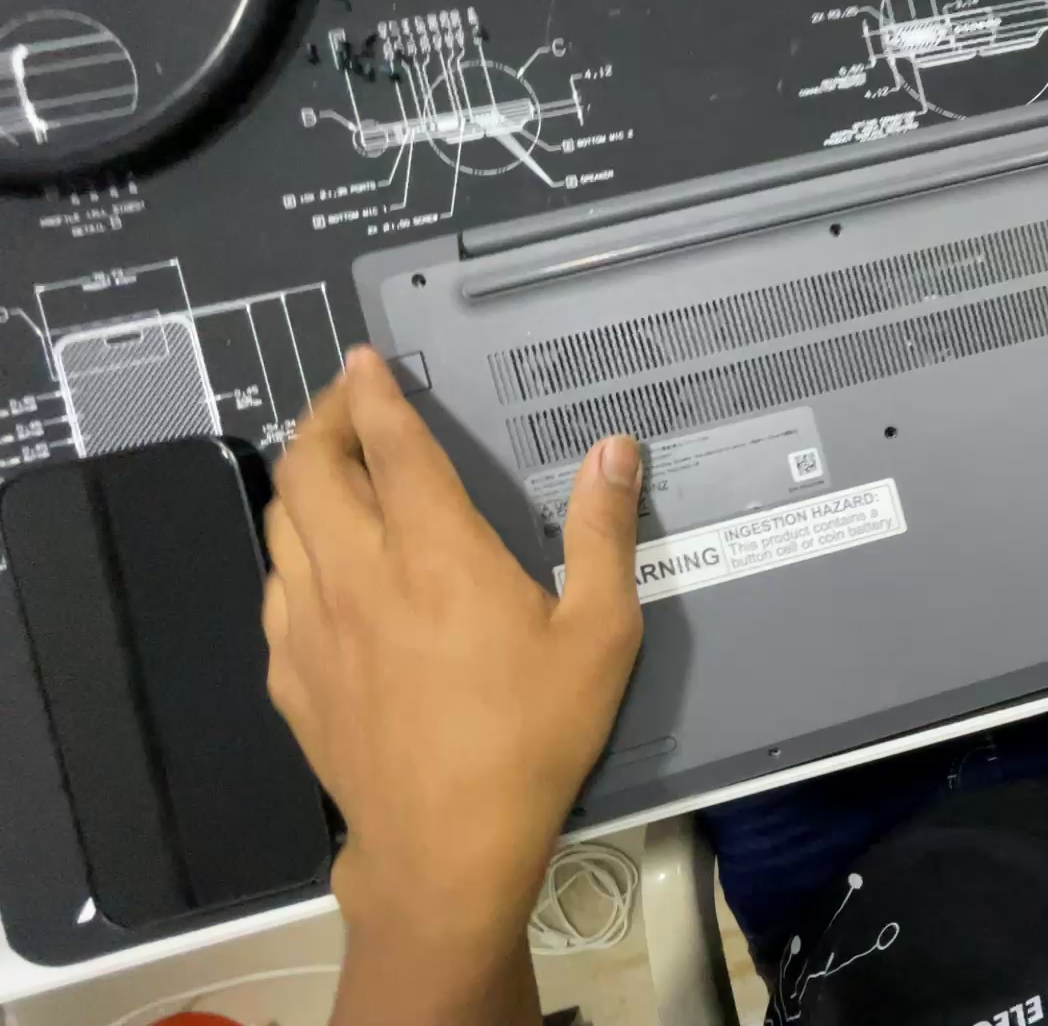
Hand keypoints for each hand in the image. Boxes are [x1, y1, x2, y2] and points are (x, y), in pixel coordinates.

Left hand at [262, 348, 644, 946]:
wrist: (450, 840)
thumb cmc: (537, 727)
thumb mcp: (601, 627)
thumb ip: (603, 531)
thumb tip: (616, 452)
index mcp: (438, 556)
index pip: (391, 450)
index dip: (374, 395)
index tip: (363, 360)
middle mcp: (359, 577)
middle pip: (308, 473)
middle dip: (321, 421)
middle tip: (347, 399)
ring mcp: (311, 628)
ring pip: (280, 525)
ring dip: (302, 479)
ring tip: (333, 467)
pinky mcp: (291, 674)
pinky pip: (277, 585)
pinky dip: (295, 546)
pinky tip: (324, 563)